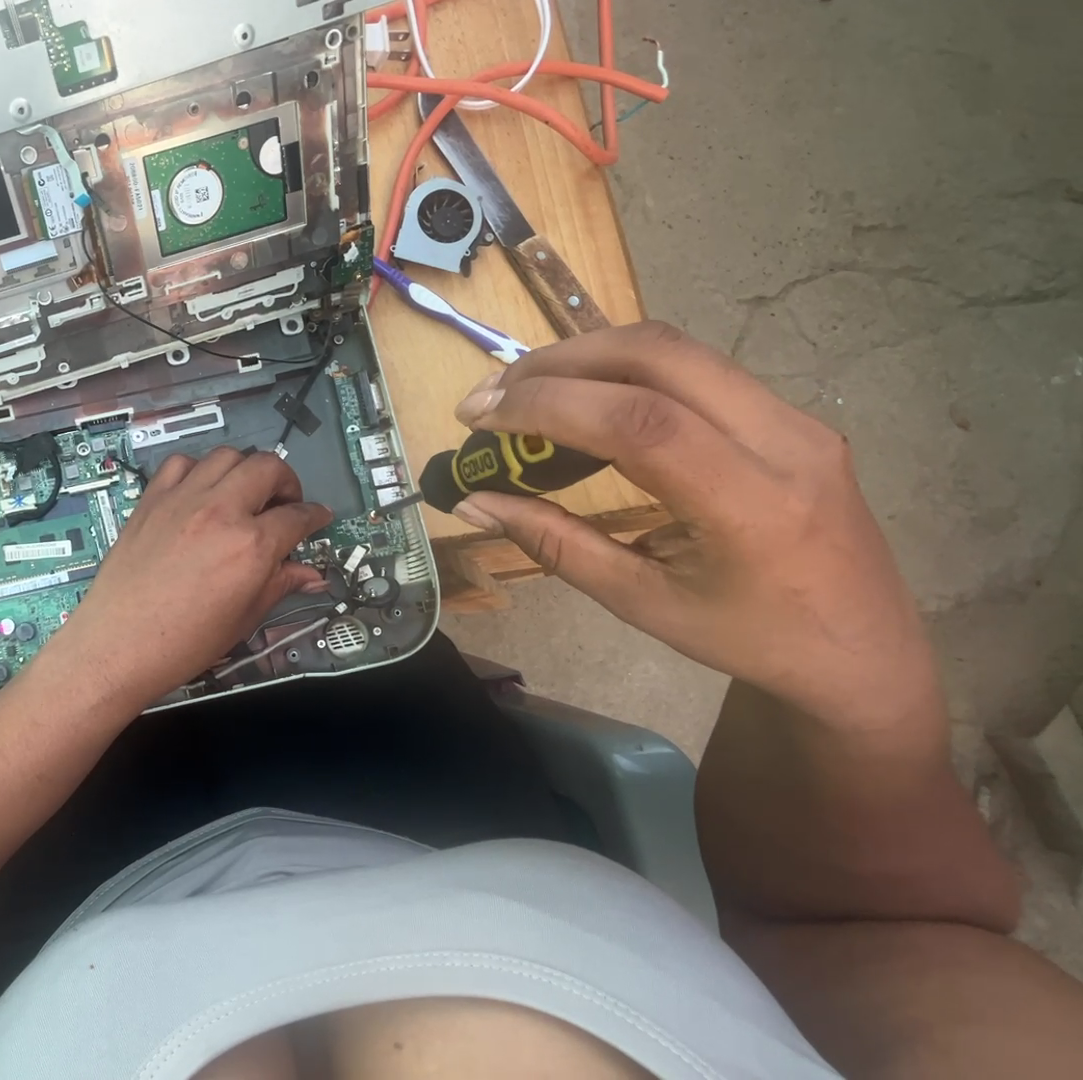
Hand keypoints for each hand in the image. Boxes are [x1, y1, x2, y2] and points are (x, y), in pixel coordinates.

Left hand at [45, 446, 331, 708]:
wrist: (118, 646)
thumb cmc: (178, 644)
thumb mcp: (243, 619)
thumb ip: (279, 585)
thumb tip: (308, 574)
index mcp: (250, 546)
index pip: (297, 516)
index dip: (314, 517)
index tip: (316, 519)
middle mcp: (218, 513)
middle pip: (268, 468)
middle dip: (286, 482)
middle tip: (285, 504)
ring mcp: (182, 501)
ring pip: (226, 455)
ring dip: (244, 469)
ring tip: (245, 493)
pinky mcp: (151, 501)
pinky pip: (180, 463)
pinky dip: (197, 469)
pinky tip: (200, 490)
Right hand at [449, 321, 938, 728]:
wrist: (863, 648)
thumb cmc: (748, 638)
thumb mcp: (639, 602)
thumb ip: (554, 543)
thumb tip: (473, 502)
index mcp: (752, 505)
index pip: (641, 422)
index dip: (549, 407)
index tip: (480, 420)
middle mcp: (785, 441)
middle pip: (658, 356)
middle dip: (557, 362)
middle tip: (490, 395)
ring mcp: (795, 418)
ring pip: (676, 349)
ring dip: (584, 357)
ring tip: (519, 392)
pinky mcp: (787, 413)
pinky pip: (692, 368)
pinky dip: (618, 371)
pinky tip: (578, 401)